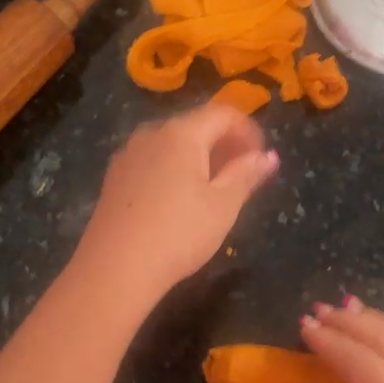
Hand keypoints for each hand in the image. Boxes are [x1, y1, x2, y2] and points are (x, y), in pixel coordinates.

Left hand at [74, 104, 277, 298]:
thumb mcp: (223, 205)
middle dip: (224, 144)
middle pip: (196, 125)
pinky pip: (154, 160)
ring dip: (199, 156)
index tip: (261, 158)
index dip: (249, 130)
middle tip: (243, 174)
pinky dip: (175, 168)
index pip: (223, 113)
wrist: (114, 269)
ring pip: (173, 143)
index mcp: (182, 133)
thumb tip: (269, 155)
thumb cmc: (179, 233)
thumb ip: (247, 174)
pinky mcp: (115, 178)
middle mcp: (152, 134)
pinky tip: (180, 199)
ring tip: (214, 188)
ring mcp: (128, 155)